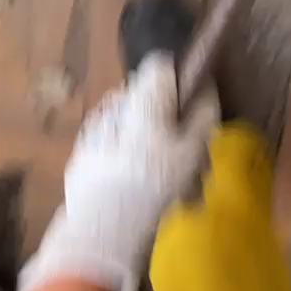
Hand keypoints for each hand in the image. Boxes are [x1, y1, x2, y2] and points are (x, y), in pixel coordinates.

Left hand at [18, 54, 216, 290]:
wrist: (102, 226)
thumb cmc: (155, 182)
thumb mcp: (193, 152)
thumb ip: (203, 117)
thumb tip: (207, 93)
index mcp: (142, 95)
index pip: (162, 65)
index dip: (180, 83)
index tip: (191, 112)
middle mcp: (115, 103)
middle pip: (147, 99)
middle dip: (166, 121)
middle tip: (185, 158)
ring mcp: (95, 128)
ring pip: (130, 126)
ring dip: (148, 145)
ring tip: (167, 185)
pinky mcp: (83, 155)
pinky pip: (113, 148)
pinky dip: (127, 162)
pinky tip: (139, 192)